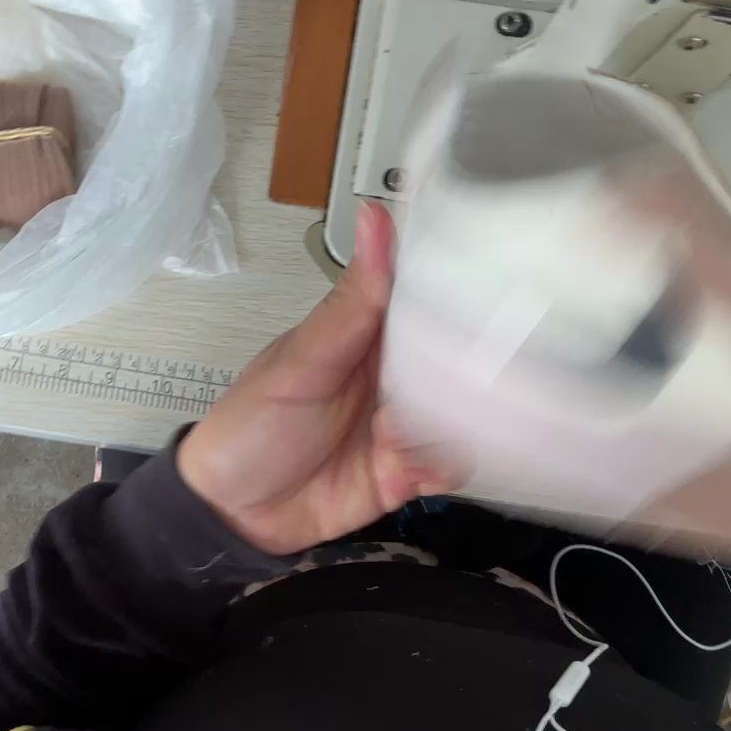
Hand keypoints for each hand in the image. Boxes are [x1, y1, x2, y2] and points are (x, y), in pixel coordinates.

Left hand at [178, 202, 464, 555]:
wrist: (234, 512)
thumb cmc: (251, 427)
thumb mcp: (299, 365)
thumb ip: (349, 305)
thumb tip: (375, 217)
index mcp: (366, 337)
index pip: (426, 300)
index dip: (461, 291)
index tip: (496, 287)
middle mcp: (390, 379)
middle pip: (455, 361)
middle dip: (465, 373)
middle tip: (449, 386)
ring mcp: (400, 427)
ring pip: (460, 415)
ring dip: (444, 427)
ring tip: (398, 439)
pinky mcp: (404, 473)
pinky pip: (447, 465)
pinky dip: (439, 468)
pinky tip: (410, 472)